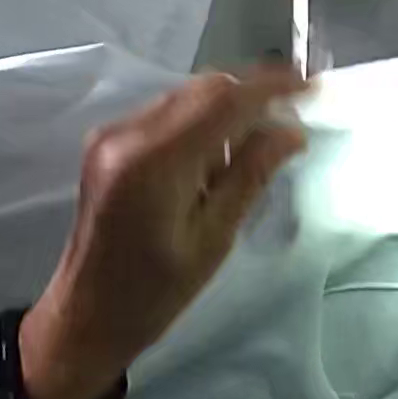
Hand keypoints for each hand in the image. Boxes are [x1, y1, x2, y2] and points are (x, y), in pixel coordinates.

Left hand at [21, 69, 307, 398]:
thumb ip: (252, 176)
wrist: (88, 314)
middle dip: (252, 95)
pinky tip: (221, 154)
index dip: (270, 87)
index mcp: (155, 161)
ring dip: (229, 109)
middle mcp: (128, 133)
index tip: (309, 85)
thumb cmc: (157, 292)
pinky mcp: (109, 142)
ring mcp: (113, 134)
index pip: (223, 101)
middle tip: (291, 119)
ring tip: (261, 141)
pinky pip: (169, 113)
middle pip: (204, 89)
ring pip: (187, 96)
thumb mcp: (215, 238)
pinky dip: (203, 122)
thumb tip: (293, 132)